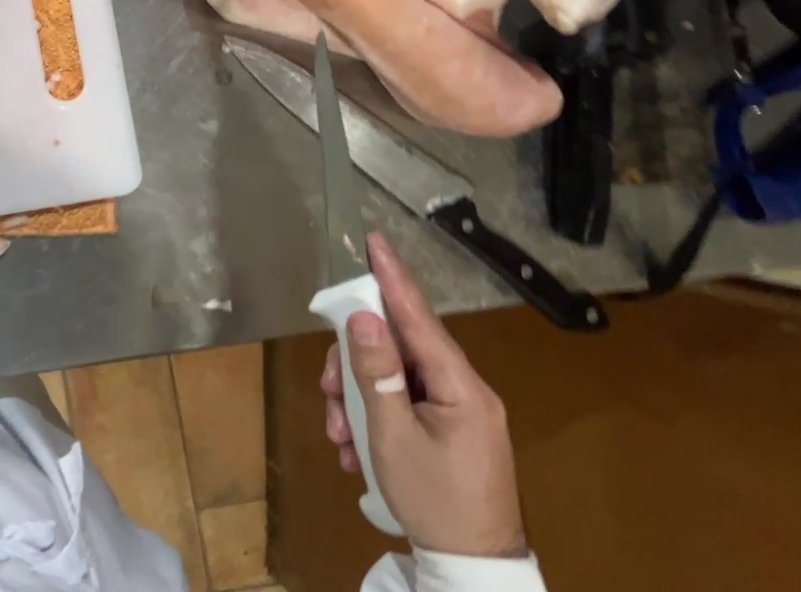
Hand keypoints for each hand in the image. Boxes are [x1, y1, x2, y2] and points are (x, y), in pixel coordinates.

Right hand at [321, 232, 528, 557]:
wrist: (472, 563)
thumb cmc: (433, 497)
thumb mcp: (392, 435)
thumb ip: (375, 372)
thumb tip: (362, 317)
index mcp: (460, 387)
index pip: (419, 318)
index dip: (393, 279)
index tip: (375, 241)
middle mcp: (463, 390)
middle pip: (397, 349)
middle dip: (353, 366)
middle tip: (328, 395)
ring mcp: (458, 411)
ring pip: (392, 378)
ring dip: (356, 399)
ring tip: (338, 437)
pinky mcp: (449, 430)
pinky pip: (401, 403)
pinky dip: (372, 418)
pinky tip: (355, 449)